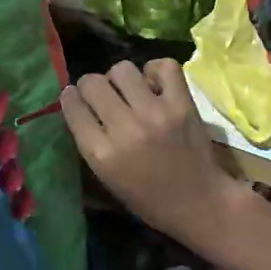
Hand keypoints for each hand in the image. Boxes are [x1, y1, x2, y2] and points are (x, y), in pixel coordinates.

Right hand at [61, 59, 245, 246]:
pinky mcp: (182, 104)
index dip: (71, 98)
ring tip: (130, 91)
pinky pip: (163, 66)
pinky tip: (154, 85)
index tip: (75, 98)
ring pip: (122, 69)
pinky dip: (155, 70)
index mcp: (102, 154)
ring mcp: (155, 113)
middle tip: (103, 95)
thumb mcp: (107, 178)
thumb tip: (78, 105)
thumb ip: (90, 142)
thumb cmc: (148, 198)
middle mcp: (125, 128)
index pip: (72, 106)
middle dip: (91, 86)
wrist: (199, 203)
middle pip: (92, 83)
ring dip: (121, 78)